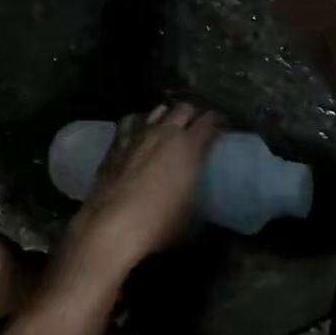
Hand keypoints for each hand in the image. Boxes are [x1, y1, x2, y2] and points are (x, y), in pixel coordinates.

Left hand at [61, 103, 225, 282]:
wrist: (112, 225)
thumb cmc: (158, 223)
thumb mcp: (191, 221)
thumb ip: (202, 211)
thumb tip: (209, 221)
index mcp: (188, 147)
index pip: (209, 121)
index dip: (219, 121)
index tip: (223, 127)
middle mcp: (164, 133)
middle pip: (183, 109)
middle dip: (192, 114)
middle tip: (196, 126)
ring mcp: (137, 135)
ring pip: (155, 111)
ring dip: (165, 115)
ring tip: (168, 126)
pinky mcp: (115, 143)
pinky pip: (129, 123)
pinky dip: (137, 123)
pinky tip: (137, 132)